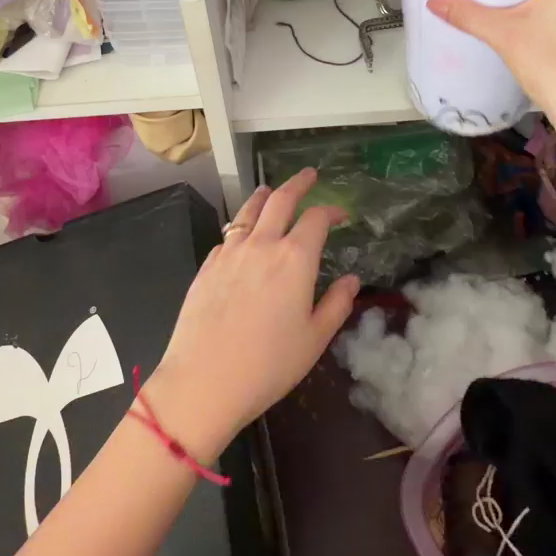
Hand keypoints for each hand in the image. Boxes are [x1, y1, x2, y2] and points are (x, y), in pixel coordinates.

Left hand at [147, 169, 360, 459]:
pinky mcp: (207, 266)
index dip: (331, 211)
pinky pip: (228, 236)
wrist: (204, 380)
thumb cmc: (268, 365)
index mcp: (294, 259)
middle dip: (297, 184)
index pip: (316, 218)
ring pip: (248, 211)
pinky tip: (242, 236)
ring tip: (270, 191)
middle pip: (280, 200)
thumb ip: (336, 305)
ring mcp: (229, 252)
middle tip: (309, 175)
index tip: (340, 214)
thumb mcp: (314, 340)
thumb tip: (351, 280)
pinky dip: (241, 227)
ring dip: (264, 196)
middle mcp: (262, 245)